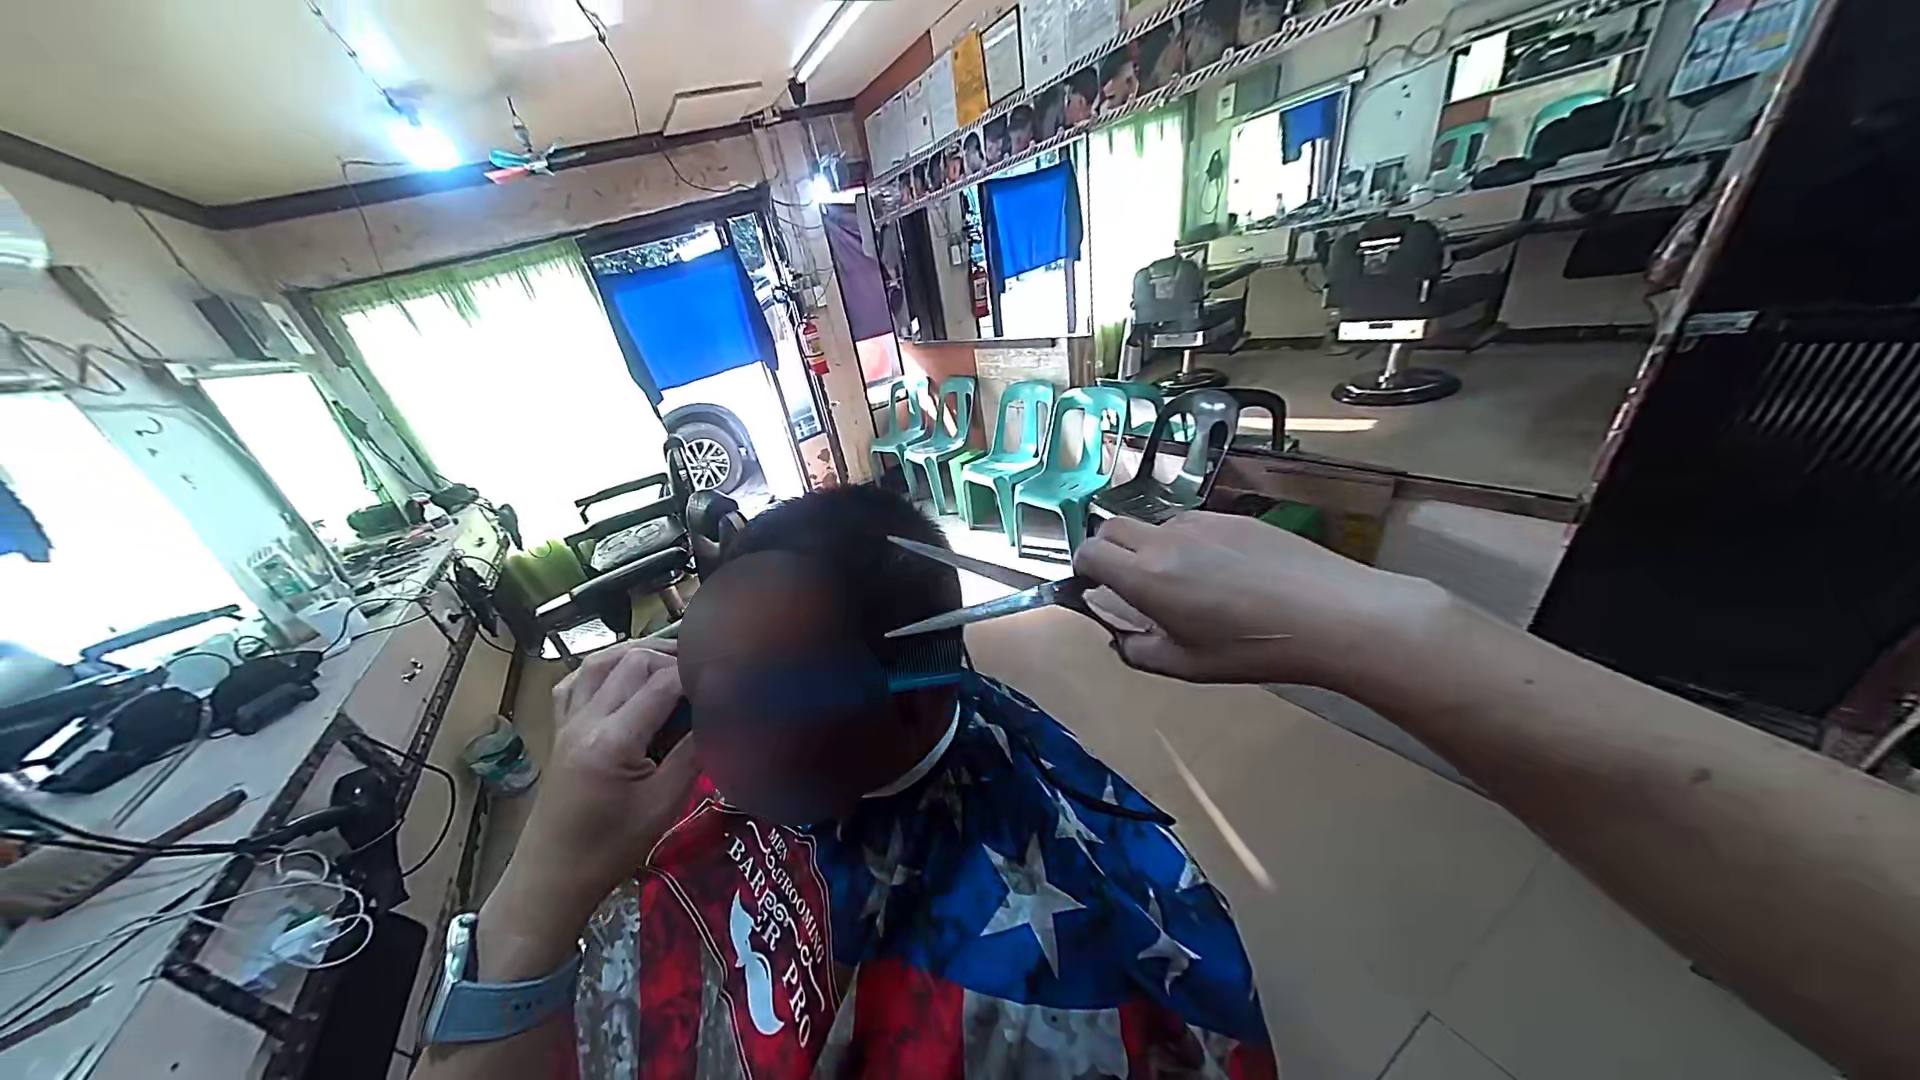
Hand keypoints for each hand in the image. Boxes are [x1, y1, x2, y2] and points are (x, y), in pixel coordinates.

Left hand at [477, 642, 696, 979]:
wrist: (552, 880)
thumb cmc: (612, 847)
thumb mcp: (665, 803)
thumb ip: (694, 750)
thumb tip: (722, 711)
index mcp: (613, 741)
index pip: (663, 683)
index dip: (698, 674)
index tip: (726, 678)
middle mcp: (586, 721)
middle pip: (633, 662)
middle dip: (672, 658)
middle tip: (704, 674)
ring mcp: (567, 723)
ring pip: (600, 662)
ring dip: (638, 653)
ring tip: (671, 661)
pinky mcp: (559, 730)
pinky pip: (575, 682)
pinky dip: (603, 667)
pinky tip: (623, 674)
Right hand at [1074, 513, 1451, 690]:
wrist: (1331, 615)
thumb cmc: (1253, 648)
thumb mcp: (1186, 666)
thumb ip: (1138, 651)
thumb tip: (1121, 637)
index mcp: (1145, 578)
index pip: (1089, 552)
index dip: (1083, 567)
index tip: (1092, 585)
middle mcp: (1165, 541)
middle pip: (1112, 527)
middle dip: (1107, 549)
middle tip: (1128, 581)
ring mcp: (1201, 523)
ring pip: (1154, 527)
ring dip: (1151, 548)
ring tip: (1186, 581)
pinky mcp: (1233, 517)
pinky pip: (1193, 525)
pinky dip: (1188, 544)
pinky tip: (1225, 572)